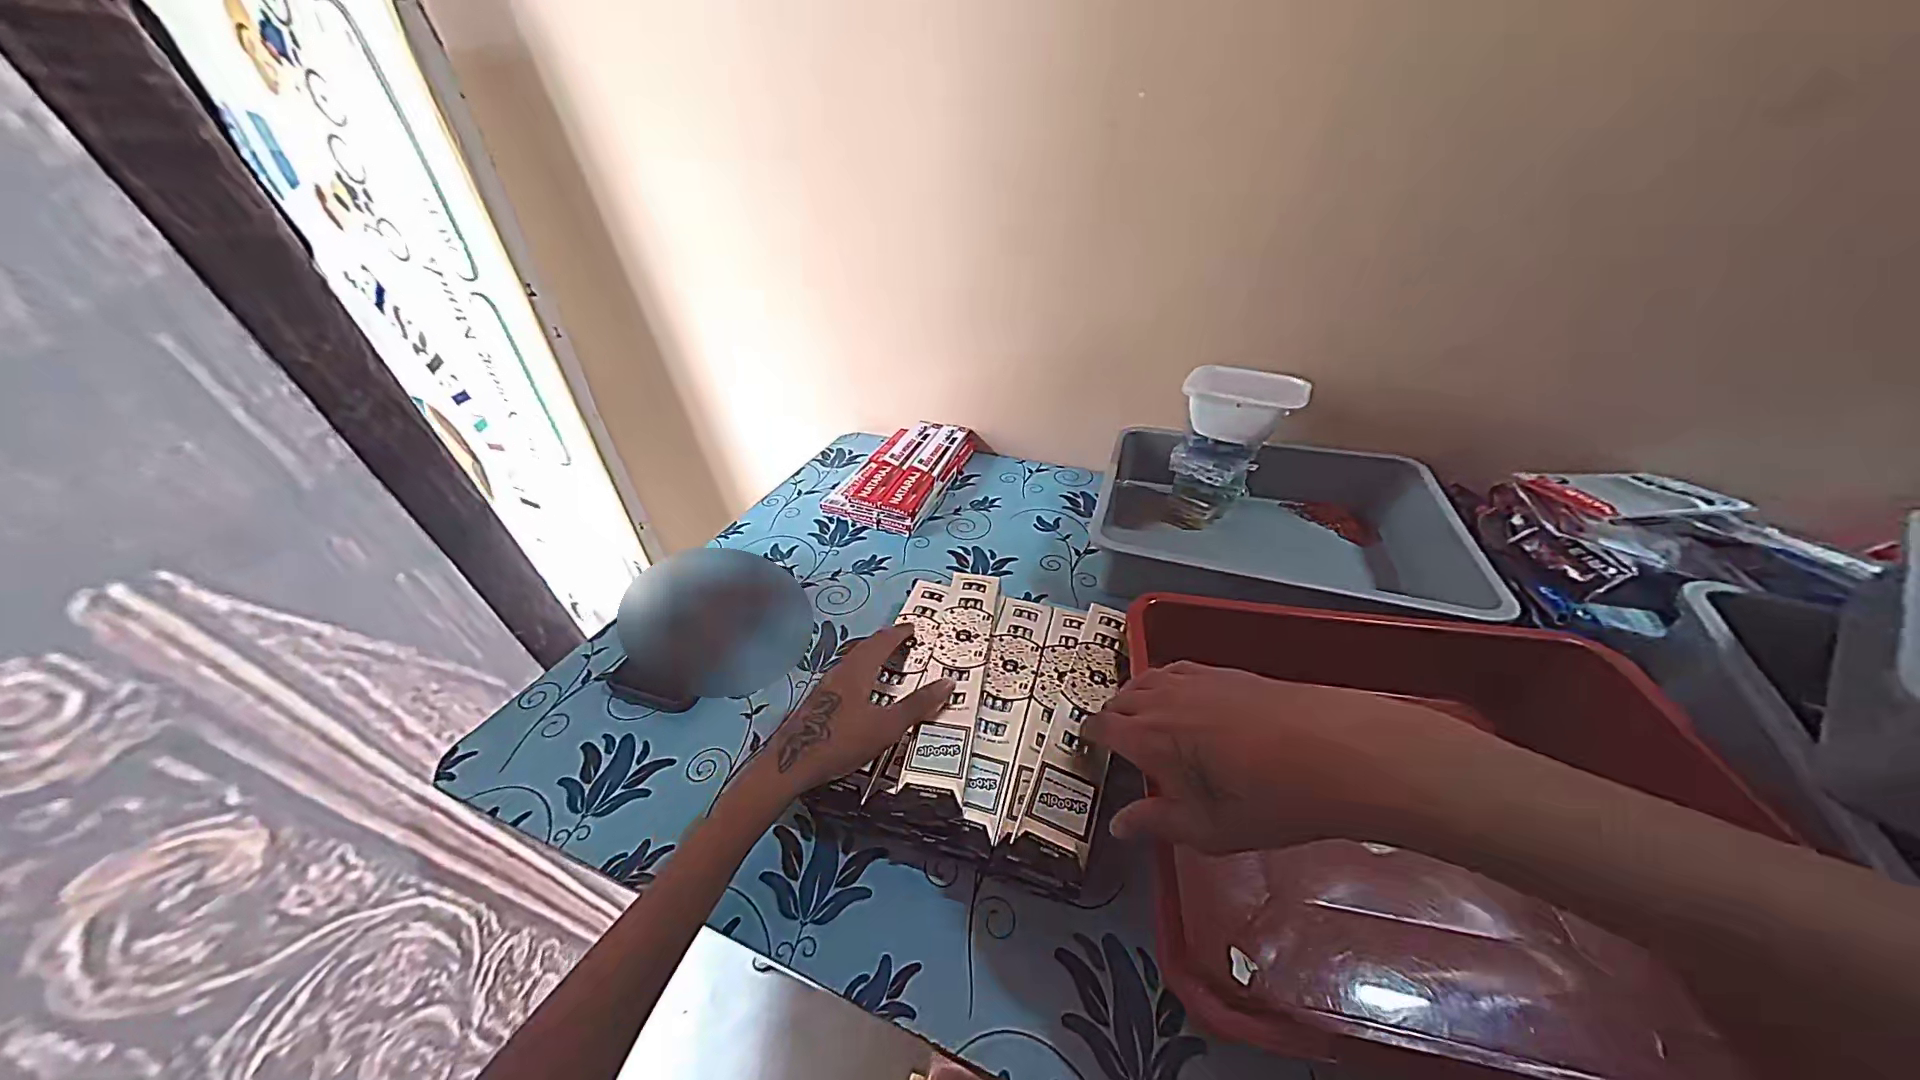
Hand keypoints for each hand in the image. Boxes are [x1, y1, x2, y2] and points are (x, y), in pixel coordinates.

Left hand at [747, 623, 952, 801]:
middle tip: (905, 643)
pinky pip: (847, 677)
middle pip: (866, 649)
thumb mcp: (887, 726)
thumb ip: (917, 705)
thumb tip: (948, 683)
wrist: (790, 764)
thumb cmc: (841, 741)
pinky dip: (863, 675)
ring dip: (873, 659)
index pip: (882, 642)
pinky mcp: (819, 703)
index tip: (914, 628)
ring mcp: (826, 687)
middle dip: (887, 643)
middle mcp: (840, 672)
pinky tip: (866, 693)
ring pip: (854, 663)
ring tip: (890, 666)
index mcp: (858, 670)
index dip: (900, 633)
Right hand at [1083, 660, 1522, 853]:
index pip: (1102, 727)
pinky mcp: (1225, 671)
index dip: (1089, 736)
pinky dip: (1165, 682)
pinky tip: (1184, 699)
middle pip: (1120, 698)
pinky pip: (1176, 669)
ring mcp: (1196, 679)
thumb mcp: (1212, 829)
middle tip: (1119, 743)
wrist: (1342, 752)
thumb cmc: (1274, 800)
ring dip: (1135, 696)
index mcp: (1151, 737)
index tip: (1088, 747)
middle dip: (1111, 718)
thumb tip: (1119, 825)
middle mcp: (1164, 699)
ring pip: (1146, 678)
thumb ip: (1158, 823)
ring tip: (1145, 718)